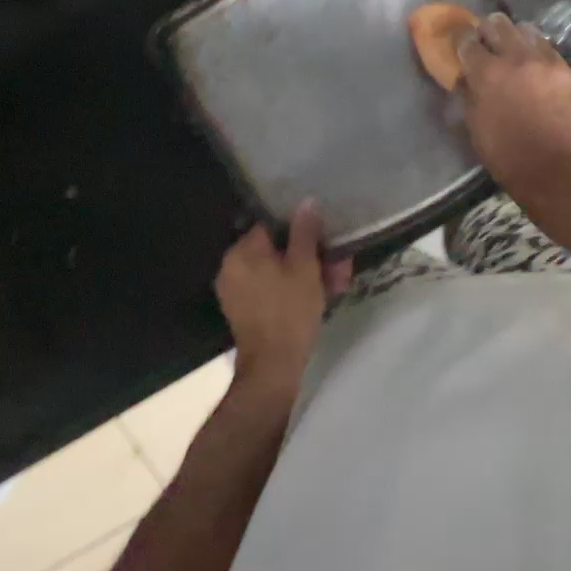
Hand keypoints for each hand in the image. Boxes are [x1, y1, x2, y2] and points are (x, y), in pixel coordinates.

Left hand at [214, 200, 350, 392]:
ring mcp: (236, 290)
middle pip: (276, 250)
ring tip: (336, 284)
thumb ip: (304, 232)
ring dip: (306, 274)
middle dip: (310, 256)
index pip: (273, 226)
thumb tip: (306, 202)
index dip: (303, 232)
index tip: (327, 242)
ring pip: (277, 271)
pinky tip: (319, 296)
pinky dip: (292, 289)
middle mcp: (232, 266)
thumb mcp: (304, 268)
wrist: (273, 367)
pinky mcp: (244, 310)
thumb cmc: (290, 312)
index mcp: (242, 251)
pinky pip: (270, 289)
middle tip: (338, 267)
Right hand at [456, 13, 570, 196]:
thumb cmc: (505, 154)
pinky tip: (534, 65)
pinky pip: (547, 48)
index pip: (467, 41)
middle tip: (485, 41)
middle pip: (497, 24)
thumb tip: (466, 77)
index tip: (460, 43)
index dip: (461, 40)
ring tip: (513, 50)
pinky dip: (536, 51)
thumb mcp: (474, 126)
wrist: (553, 168)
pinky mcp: (565, 70)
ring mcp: (544, 61)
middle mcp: (515, 57)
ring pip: (525, 30)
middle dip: (487, 30)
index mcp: (486, 73)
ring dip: (514, 36)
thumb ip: (468, 94)